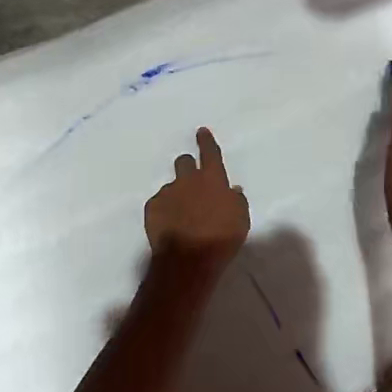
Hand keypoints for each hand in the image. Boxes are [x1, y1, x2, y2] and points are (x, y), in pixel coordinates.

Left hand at [145, 127, 249, 275]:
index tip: (201, 132)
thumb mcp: (240, 220)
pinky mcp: (152, 208)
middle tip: (193, 184)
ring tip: (182, 216)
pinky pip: (159, 203)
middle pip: (184, 162)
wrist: (188, 260)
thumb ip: (236, 201)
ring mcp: (167, 193)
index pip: (210, 153)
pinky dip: (165, 211)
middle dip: (188, 167)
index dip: (206, 141)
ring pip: (171, 186)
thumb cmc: (221, 239)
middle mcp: (188, 180)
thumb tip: (232, 190)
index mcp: (213, 180)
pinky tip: (170, 226)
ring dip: (177, 195)